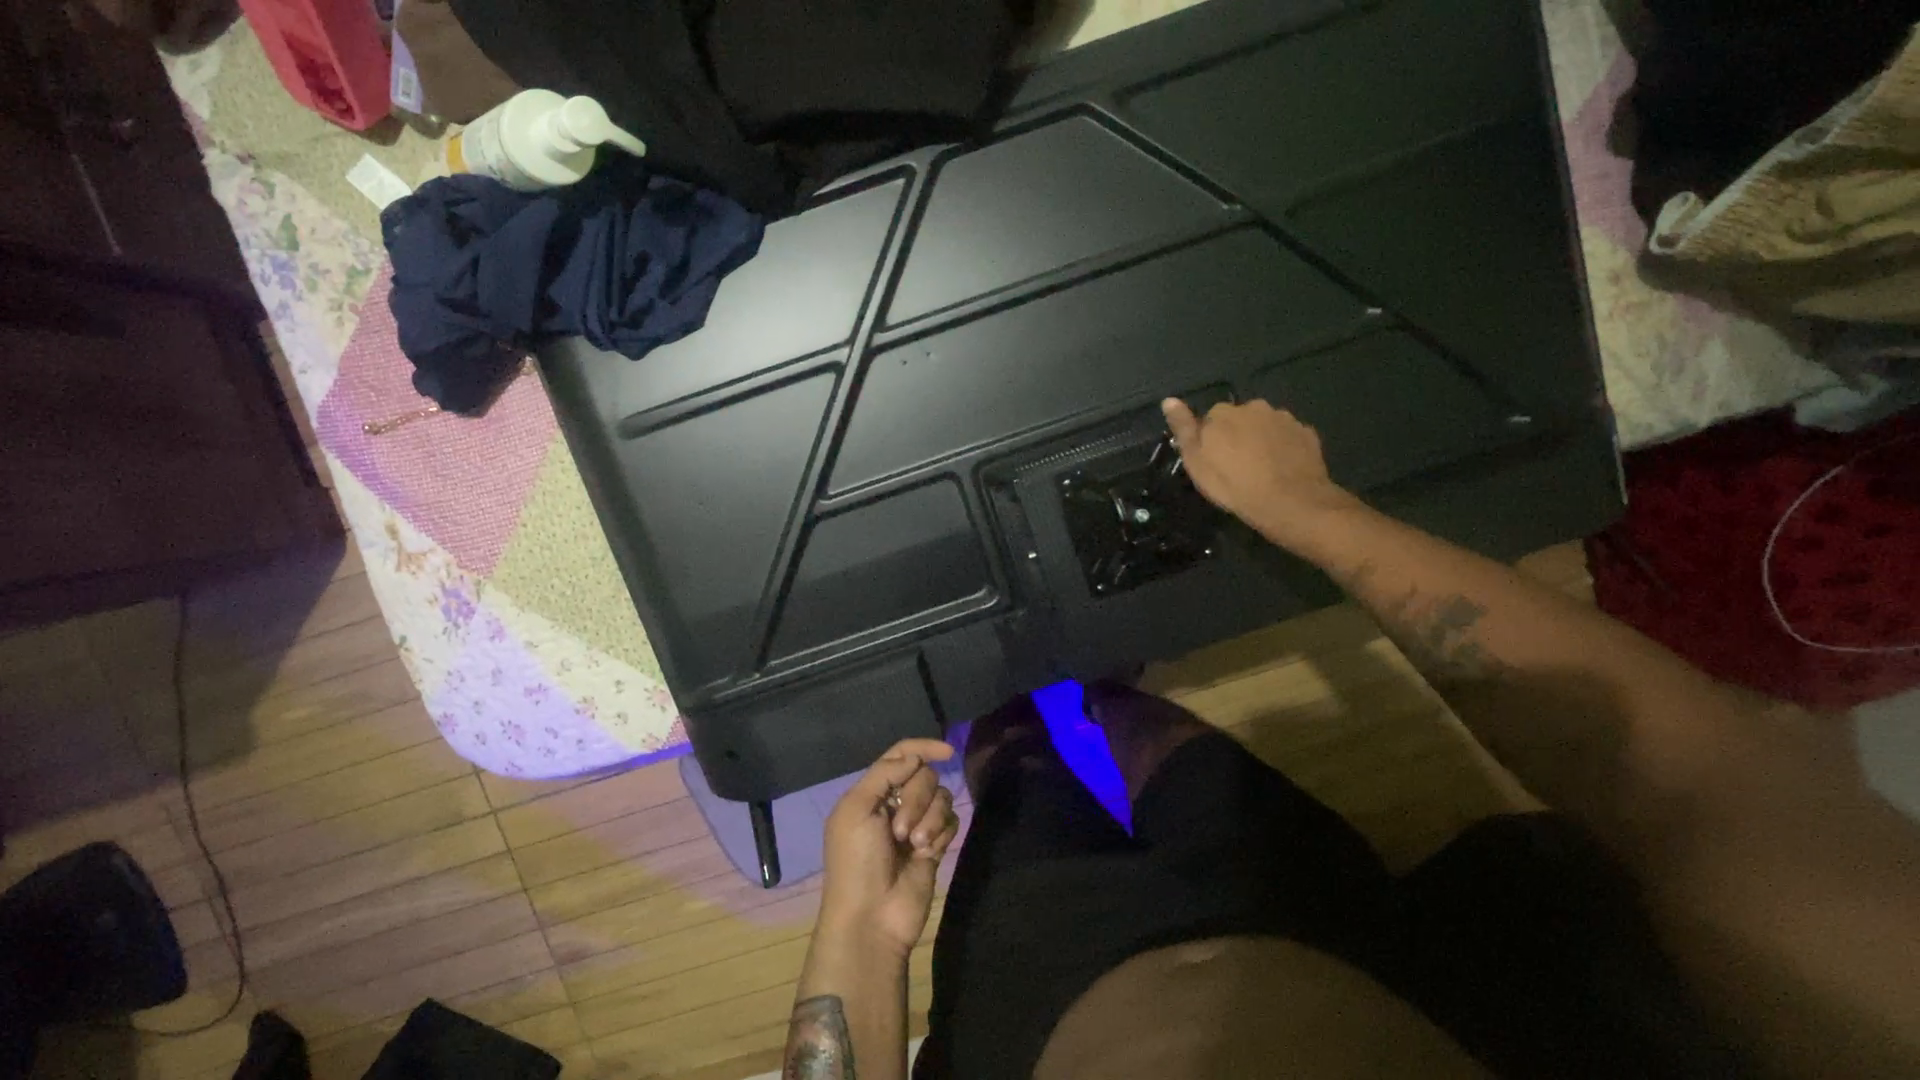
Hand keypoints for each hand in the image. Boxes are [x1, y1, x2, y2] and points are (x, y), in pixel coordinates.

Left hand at [819, 738, 960, 956]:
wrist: (872, 916)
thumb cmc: (856, 861)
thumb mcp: (857, 809)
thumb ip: (885, 774)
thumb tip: (914, 756)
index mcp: (870, 794)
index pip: (901, 757)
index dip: (924, 749)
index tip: (947, 752)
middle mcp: (894, 805)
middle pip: (924, 777)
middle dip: (917, 799)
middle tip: (900, 831)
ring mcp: (916, 826)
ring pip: (941, 799)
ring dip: (930, 820)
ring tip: (916, 847)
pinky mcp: (934, 847)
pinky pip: (950, 824)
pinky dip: (941, 835)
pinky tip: (928, 854)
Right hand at [1162, 397, 1361, 551]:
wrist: (1290, 502)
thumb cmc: (1234, 485)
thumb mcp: (1197, 462)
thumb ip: (1183, 429)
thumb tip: (1168, 400)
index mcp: (1223, 413)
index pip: (1211, 419)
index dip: (1211, 440)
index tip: (1214, 461)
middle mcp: (1255, 407)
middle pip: (1240, 419)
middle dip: (1238, 436)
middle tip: (1237, 467)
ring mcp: (1284, 419)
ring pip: (1266, 426)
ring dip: (1261, 440)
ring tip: (1262, 469)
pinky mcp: (1307, 434)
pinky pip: (1288, 438)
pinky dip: (1284, 448)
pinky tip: (1282, 469)